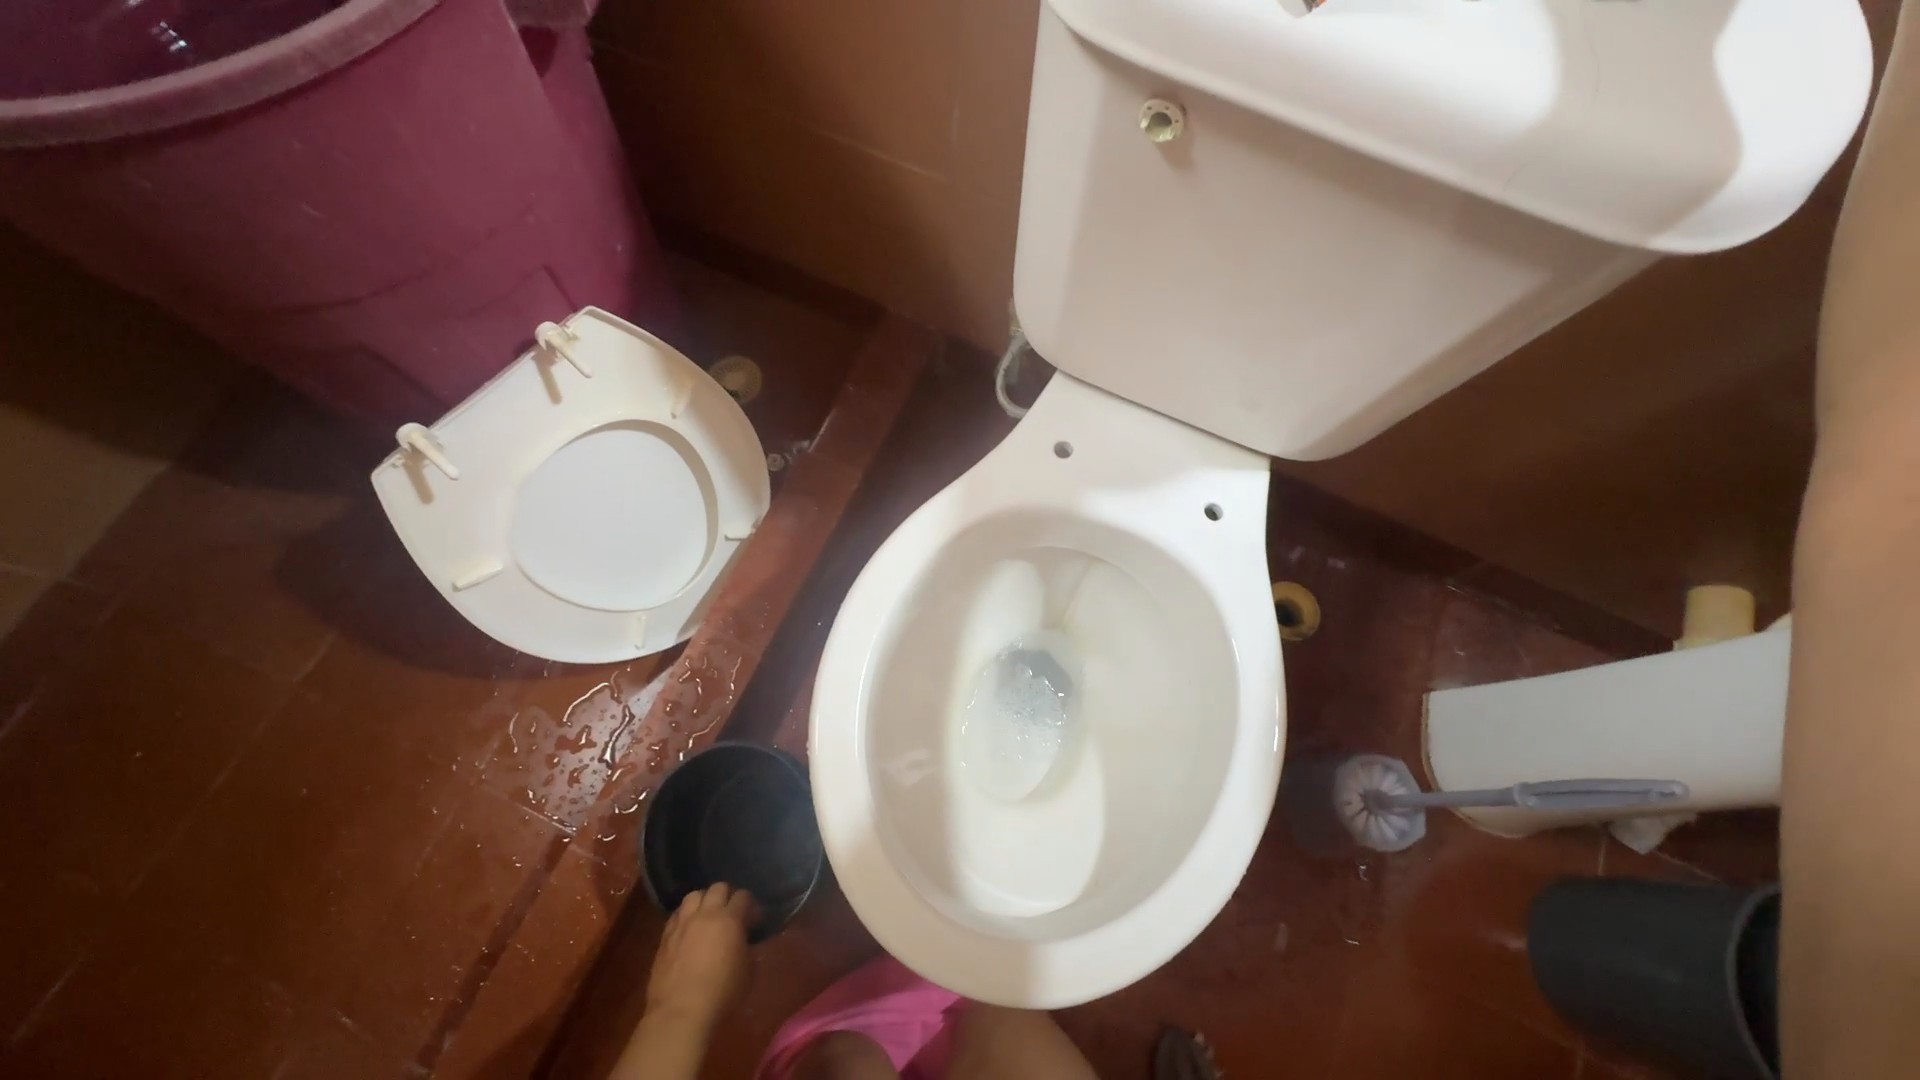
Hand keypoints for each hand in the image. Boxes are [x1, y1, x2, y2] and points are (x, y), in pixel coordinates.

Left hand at [644, 883, 756, 1030]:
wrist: (680, 1013)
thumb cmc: (722, 994)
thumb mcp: (748, 972)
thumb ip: (748, 949)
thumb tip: (746, 941)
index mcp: (730, 920)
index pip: (743, 896)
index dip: (750, 905)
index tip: (753, 919)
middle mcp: (705, 914)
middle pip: (718, 888)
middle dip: (727, 896)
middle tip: (731, 914)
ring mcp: (682, 924)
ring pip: (693, 895)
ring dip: (703, 901)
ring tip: (707, 917)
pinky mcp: (664, 937)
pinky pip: (676, 915)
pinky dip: (685, 916)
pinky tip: (688, 931)